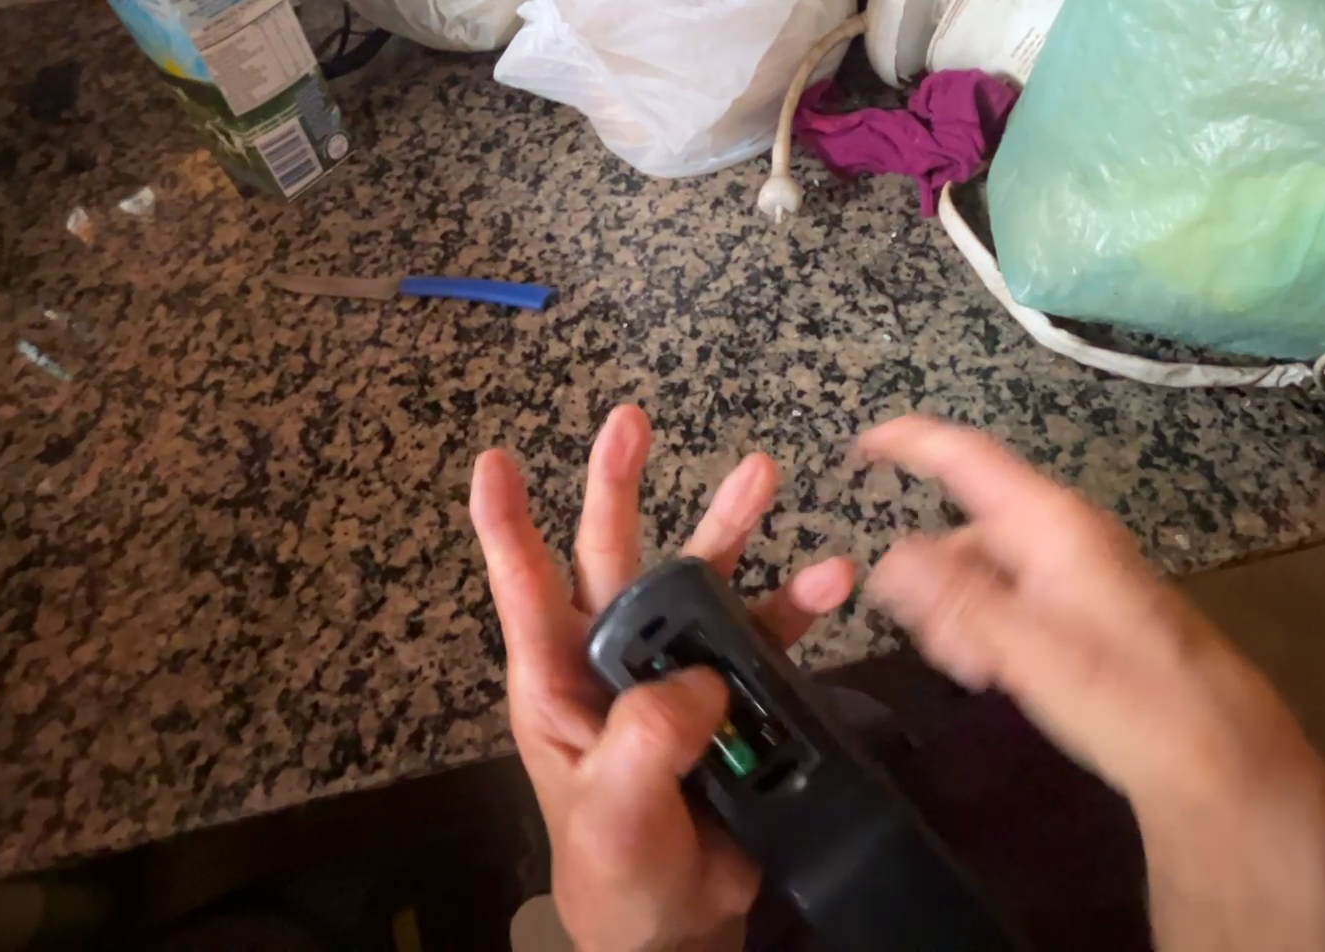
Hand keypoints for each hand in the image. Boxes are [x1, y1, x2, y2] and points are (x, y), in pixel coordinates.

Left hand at [471, 406, 854, 951]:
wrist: (683, 917)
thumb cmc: (618, 870)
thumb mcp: (612, 817)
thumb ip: (643, 746)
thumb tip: (699, 681)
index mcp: (558, 677)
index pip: (524, 591)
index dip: (506, 526)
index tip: (493, 462)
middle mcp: (614, 650)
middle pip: (613, 551)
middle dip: (619, 484)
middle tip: (628, 421)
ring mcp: (676, 659)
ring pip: (698, 573)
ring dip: (728, 522)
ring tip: (761, 472)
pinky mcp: (732, 680)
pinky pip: (765, 629)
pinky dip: (796, 600)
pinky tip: (830, 576)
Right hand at [859, 416, 1324, 951]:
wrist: (1218, 760)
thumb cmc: (1130, 695)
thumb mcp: (1030, 647)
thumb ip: (954, 599)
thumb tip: (886, 559)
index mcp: (1048, 522)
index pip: (967, 457)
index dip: (909, 442)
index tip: (860, 448)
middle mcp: (1052, 535)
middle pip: (960, 532)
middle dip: (932, 582)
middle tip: (938, 642)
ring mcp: (1059, 572)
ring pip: (973, 573)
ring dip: (954, 615)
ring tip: (976, 668)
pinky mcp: (1065, 608)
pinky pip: (997, 602)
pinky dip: (978, 630)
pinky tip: (990, 672)